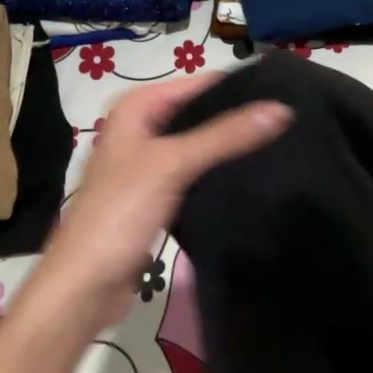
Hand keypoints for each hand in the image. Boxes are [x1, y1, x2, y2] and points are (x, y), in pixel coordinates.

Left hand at [33, 73, 289, 325]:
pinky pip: (196, 174)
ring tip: (280, 148)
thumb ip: (227, 135)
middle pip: (201, 114)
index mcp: (136, 107)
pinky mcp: (156, 196)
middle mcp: (140, 127)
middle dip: (238, 120)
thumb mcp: (174, 164)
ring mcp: (147, 163)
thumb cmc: (119, 214)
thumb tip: (281, 109)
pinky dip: (218, 175)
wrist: (83, 287)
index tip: (286, 98)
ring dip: (230, 149)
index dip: (240, 90)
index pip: (201, 84)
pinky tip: (250, 178)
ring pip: (200, 145)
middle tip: (289, 126)